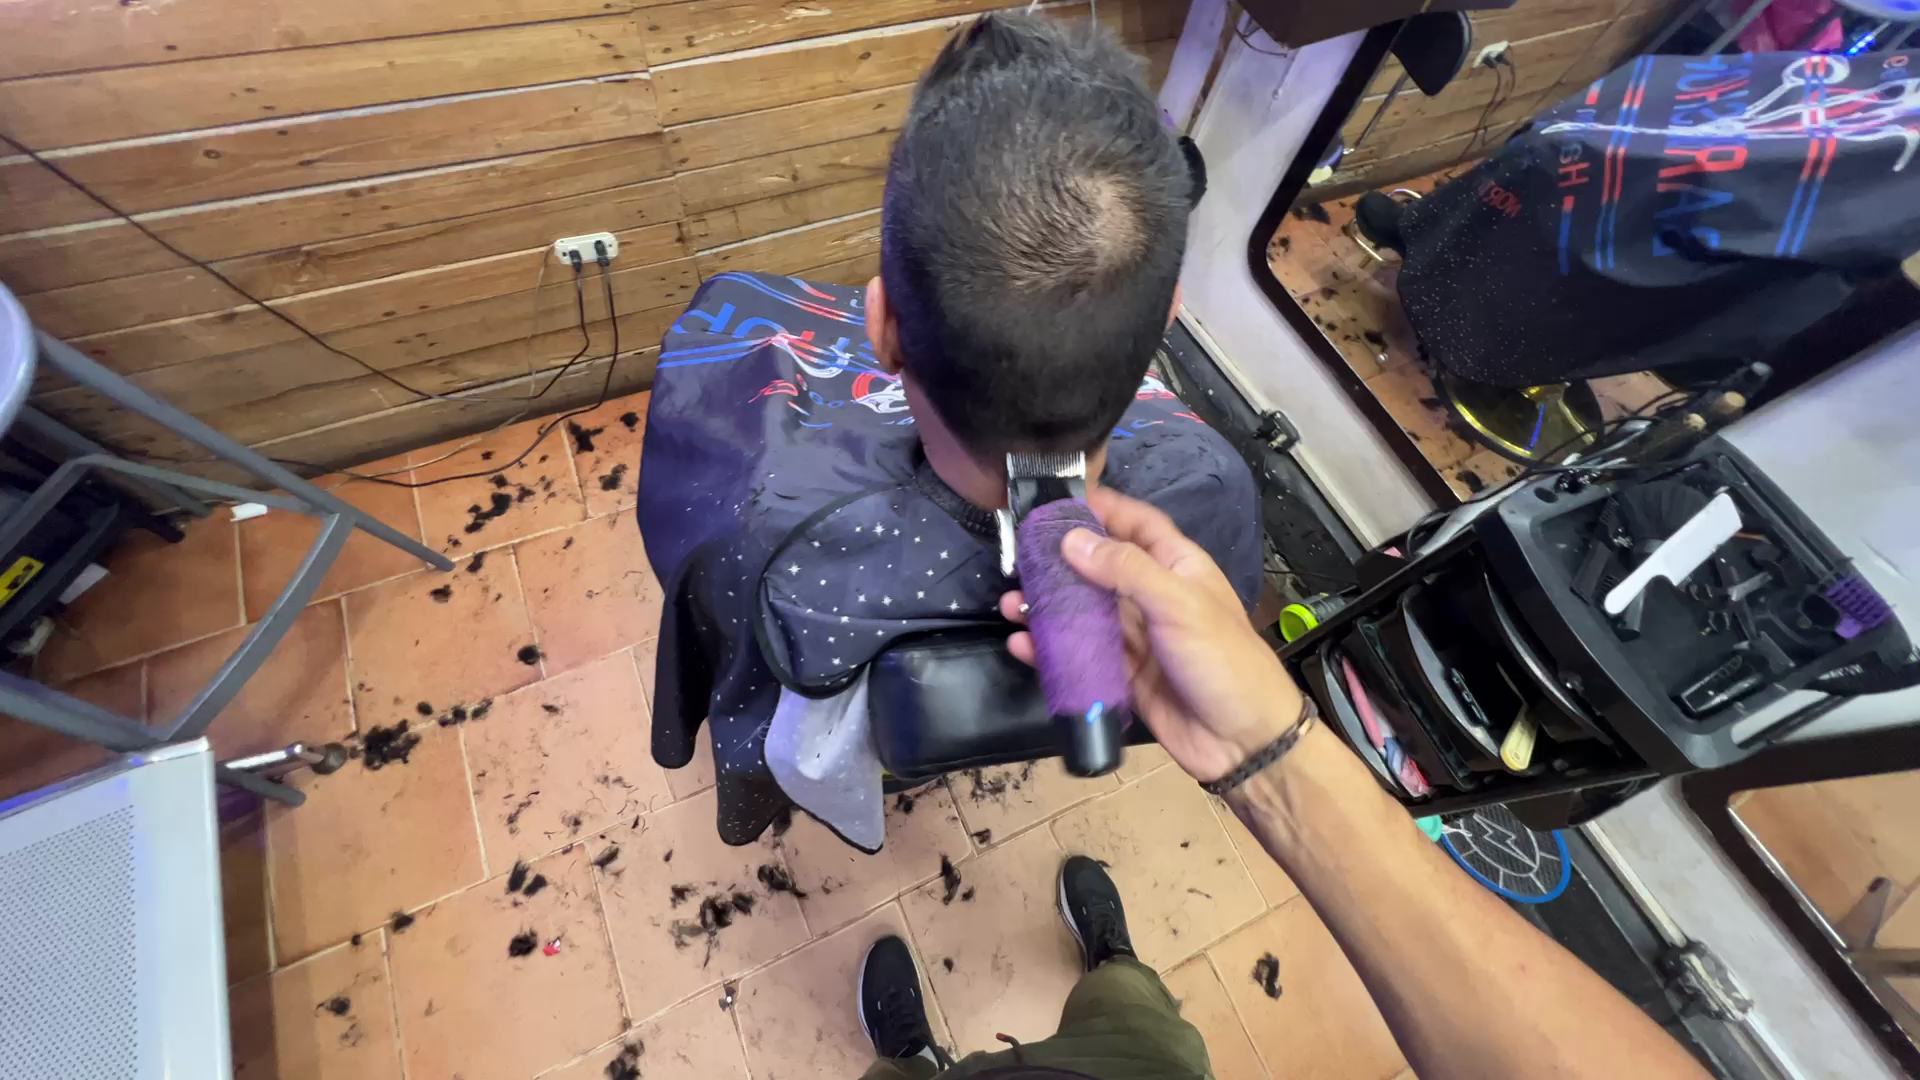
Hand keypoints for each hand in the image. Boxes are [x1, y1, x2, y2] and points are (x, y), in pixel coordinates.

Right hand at [1000, 488, 1304, 782]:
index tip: (1061, 500)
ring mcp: (1135, 636)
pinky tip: (1024, 644)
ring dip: (1048, 606)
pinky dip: (1050, 649)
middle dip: (1060, 561)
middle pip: (1099, 567)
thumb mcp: (1178, 604)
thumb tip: (1072, 539)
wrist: (1243, 743)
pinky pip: (1079, 654)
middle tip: (1020, 558)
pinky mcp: (1119, 672)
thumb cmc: (1222, 660)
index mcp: (1176, 567)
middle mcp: (1152, 595)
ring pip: (1082, 612)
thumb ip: (1126, 570)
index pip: (1137, 524)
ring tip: (1013, 604)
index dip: (1104, 508)